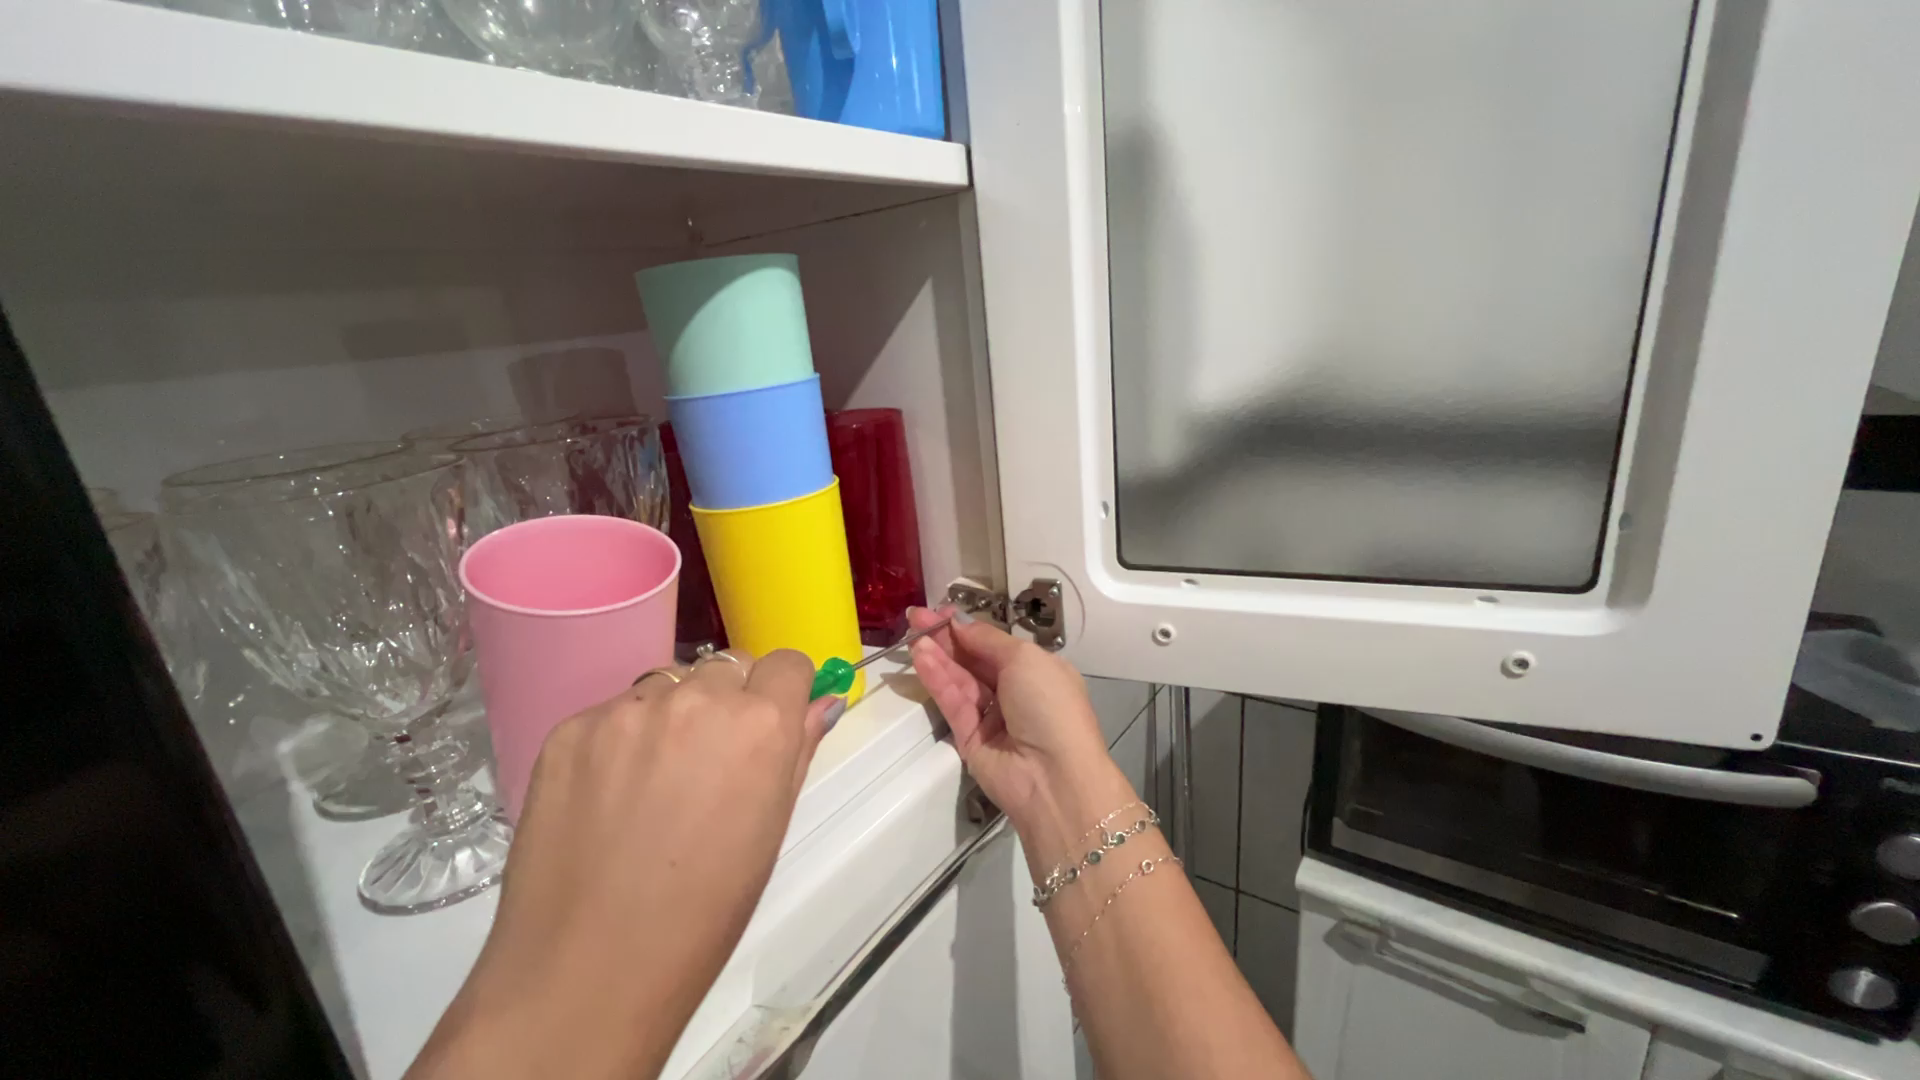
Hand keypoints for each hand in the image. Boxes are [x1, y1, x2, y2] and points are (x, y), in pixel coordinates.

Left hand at [406, 648, 843, 1079]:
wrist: (590, 968)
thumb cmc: (706, 910)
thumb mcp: (771, 828)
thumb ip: (798, 750)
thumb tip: (821, 703)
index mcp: (761, 724)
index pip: (787, 663)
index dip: (784, 690)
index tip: (773, 718)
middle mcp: (697, 700)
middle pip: (727, 667)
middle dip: (728, 700)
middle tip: (710, 759)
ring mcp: (627, 710)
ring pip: (667, 684)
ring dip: (672, 714)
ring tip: (652, 780)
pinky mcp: (571, 728)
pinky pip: (612, 713)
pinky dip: (619, 739)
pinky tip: (607, 794)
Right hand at [906, 606, 1135, 865]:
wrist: (1053, 777)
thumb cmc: (1050, 707)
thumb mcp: (1026, 659)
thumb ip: (988, 639)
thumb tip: (961, 622)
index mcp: (1038, 671)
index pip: (997, 644)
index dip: (969, 627)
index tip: (942, 611)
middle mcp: (1015, 692)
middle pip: (974, 659)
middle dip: (947, 637)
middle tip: (917, 617)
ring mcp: (992, 716)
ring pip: (959, 679)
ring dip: (938, 656)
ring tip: (913, 634)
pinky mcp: (969, 738)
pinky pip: (952, 702)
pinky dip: (936, 679)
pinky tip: (920, 656)